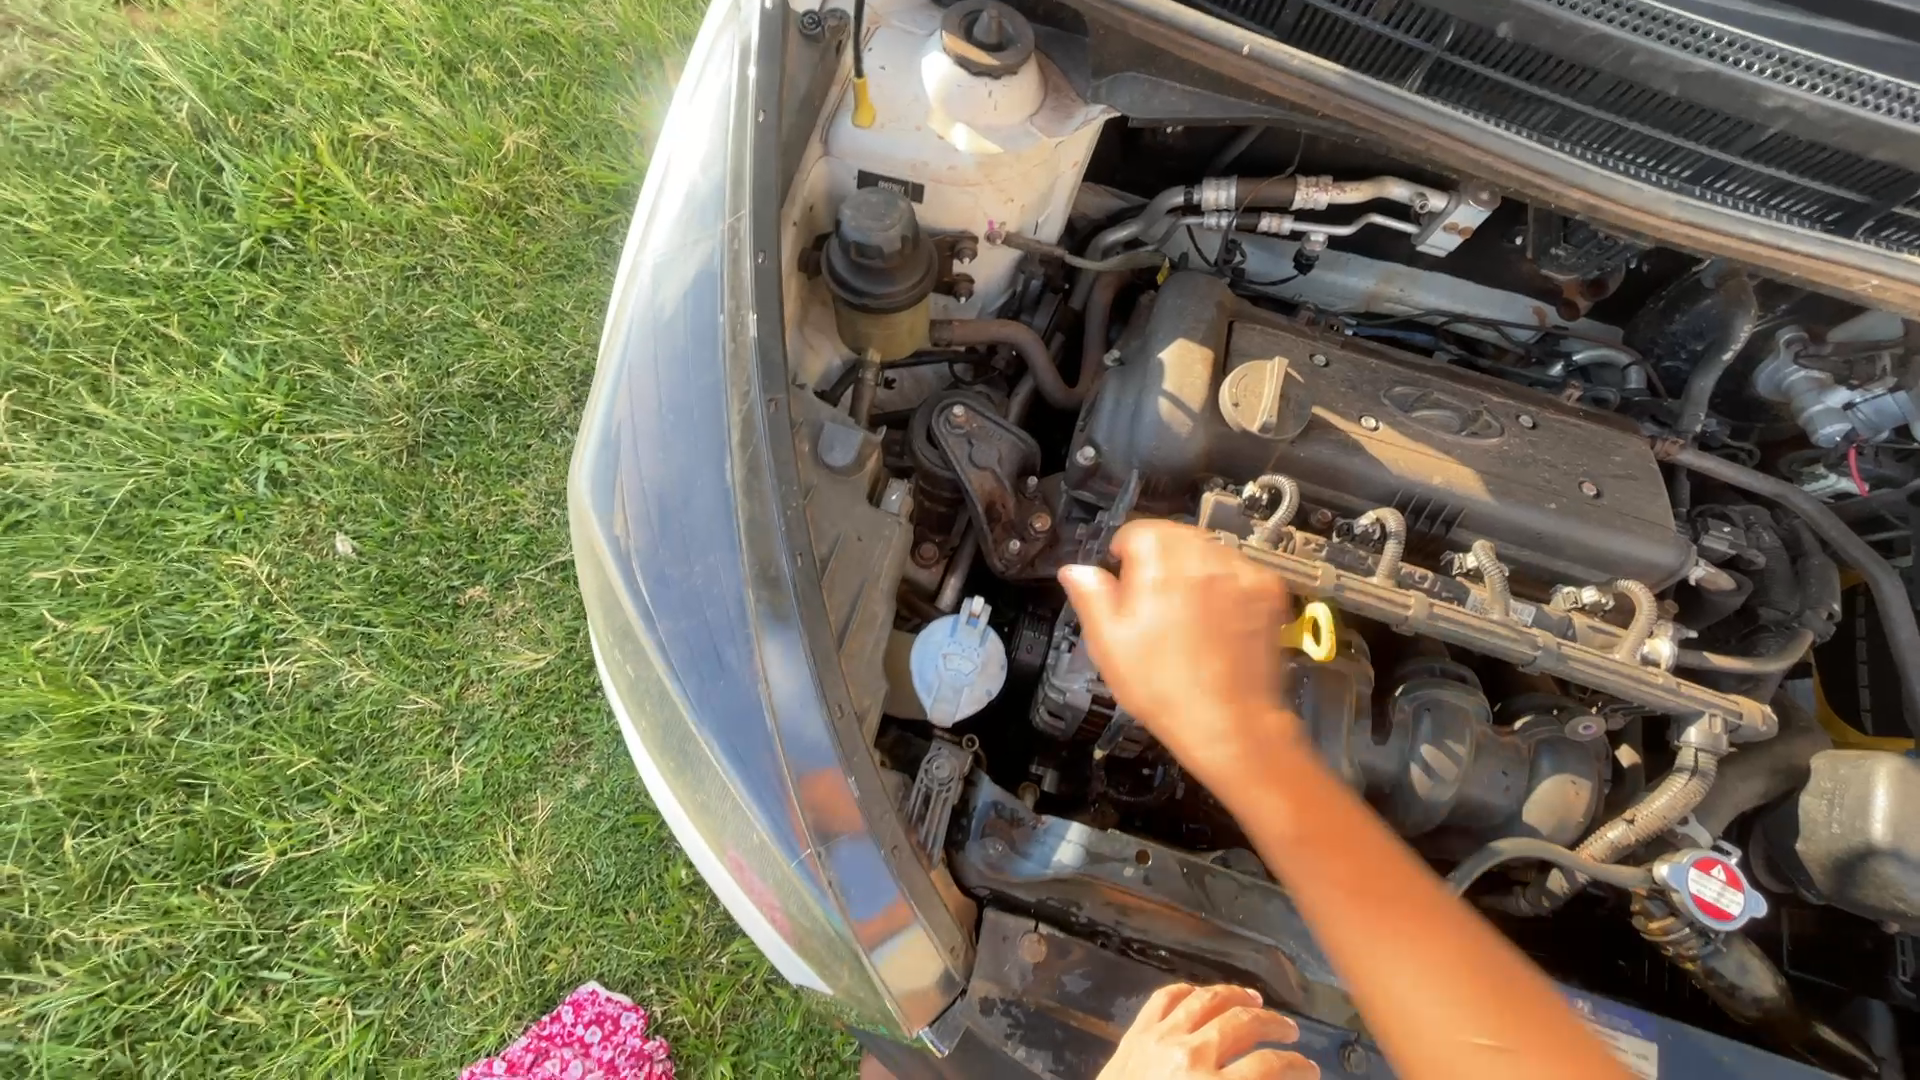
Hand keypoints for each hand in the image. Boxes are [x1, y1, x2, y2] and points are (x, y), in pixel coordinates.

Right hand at [1059, 520, 1306, 793]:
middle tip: (1151, 598)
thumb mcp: (1107, 643)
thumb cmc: (1161, 686)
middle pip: (1174, 533)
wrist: (1228, 723)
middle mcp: (1203, 557)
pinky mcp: (1267, 591)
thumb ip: (1090, 595)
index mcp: (1159, 564)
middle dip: (1159, 556)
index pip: (1137, 529)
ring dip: (1192, 565)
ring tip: (1183, 609)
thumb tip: (1075, 569)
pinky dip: (1224, 581)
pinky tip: (1214, 615)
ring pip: (1207, 548)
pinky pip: (1238, 569)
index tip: (1122, 578)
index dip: (1123, 553)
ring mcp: (1241, 572)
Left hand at [1099, 983, 1317, 1078]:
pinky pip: (1165, 998)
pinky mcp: (1137, 1032)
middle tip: (1289, 1031)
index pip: (1268, 1067)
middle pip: (1242, 1024)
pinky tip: (1201, 993)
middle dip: (1273, 1025)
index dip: (1296, 1066)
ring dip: (1235, 996)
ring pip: (1206, 1000)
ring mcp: (1160, 1037)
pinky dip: (1188, 991)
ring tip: (1255, 999)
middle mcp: (1190, 1055)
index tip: (1310, 1068)